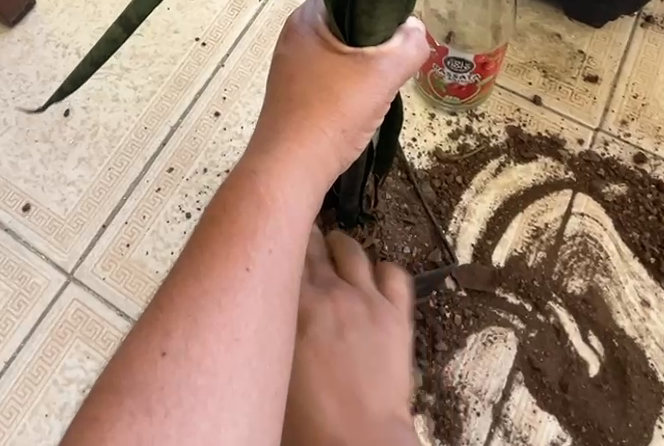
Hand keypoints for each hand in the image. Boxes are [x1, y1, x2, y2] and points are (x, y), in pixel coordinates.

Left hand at [248, 0, 428, 187]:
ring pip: (341, 49)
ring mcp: (292, 64)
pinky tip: (366, 101)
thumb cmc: (332, 113)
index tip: (402, 18)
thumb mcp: (382, 75)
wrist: (290, 169)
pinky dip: (351, 81)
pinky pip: (330, 73)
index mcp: (307, 18)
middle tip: (399, 52)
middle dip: (376, 35)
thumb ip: (409, 46)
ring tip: (386, 79)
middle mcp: (295, 35)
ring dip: (366, 62)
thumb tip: (417, 29)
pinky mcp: (294, 91)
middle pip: (346, 19)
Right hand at [284, 230, 419, 445]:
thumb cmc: (309, 423)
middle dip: (306, 238)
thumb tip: (267, 311)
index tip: (276, 242)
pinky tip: (374, 276)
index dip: (280, 244)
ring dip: (340, 246)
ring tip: (335, 247)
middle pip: (315, 244)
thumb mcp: (273, 368)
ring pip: (351, 250)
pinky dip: (383, 270)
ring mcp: (366, 300)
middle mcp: (331, 292)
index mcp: (296, 305)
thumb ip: (271, 329)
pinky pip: (393, 274)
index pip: (285, 253)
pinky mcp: (396, 314)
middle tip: (299, 240)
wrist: (359, 444)